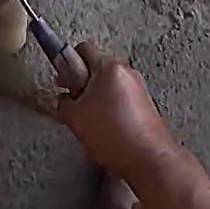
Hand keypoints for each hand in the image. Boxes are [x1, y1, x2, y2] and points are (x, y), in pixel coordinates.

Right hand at [54, 42, 181, 179]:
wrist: (147, 159)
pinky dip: (109, 108)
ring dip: (95, 98)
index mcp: (110, 67)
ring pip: (108, 85)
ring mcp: (137, 87)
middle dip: (81, 84)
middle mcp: (127, 72)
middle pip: (96, 67)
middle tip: (72, 103)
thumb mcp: (74, 117)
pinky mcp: (143, 104)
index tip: (62, 79)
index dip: (67, 62)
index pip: (83, 49)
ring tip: (89, 121)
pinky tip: (104, 130)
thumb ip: (63, 102)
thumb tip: (64, 99)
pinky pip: (120, 98)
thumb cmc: (114, 135)